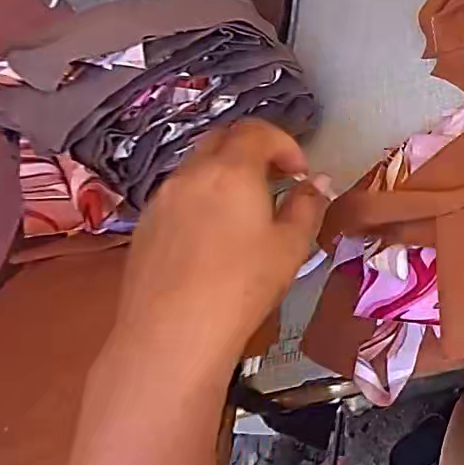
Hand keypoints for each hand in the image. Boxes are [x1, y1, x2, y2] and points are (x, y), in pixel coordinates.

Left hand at [112, 119, 330, 375]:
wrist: (172, 333)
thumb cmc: (242, 285)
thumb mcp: (291, 246)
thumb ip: (307, 206)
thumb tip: (318, 182)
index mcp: (231, 171)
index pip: (257, 131)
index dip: (285, 144)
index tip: (301, 173)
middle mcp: (191, 174)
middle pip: (222, 139)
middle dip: (253, 150)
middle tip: (276, 180)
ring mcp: (162, 198)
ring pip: (197, 167)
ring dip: (226, 174)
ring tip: (247, 212)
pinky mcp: (145, 225)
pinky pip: (179, 195)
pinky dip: (203, 198)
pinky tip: (213, 238)